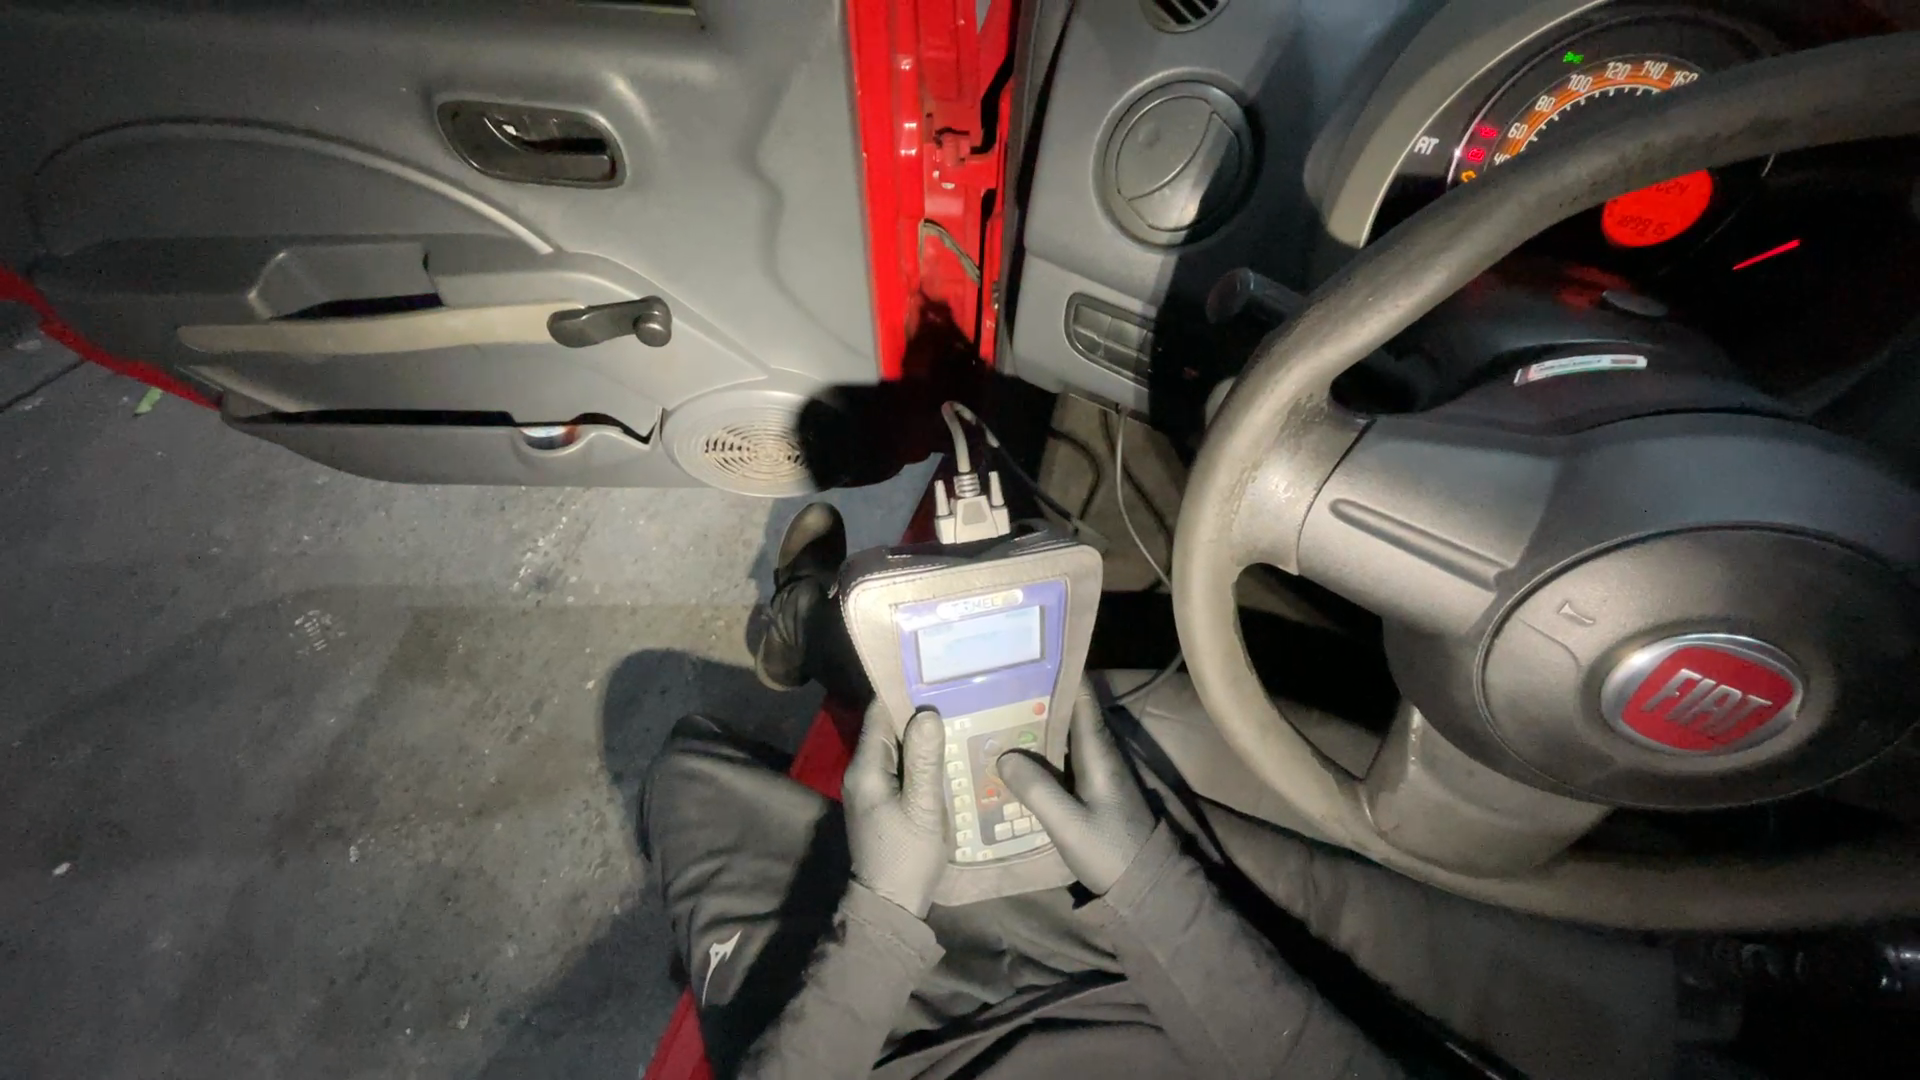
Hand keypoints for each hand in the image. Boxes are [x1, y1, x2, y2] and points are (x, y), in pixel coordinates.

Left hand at [843, 703, 947, 917]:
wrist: (891, 907)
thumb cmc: (906, 856)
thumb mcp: (922, 807)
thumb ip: (924, 759)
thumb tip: (928, 711)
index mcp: (866, 768)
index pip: (880, 713)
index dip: (904, 691)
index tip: (934, 672)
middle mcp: (862, 771)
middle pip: (888, 727)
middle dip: (918, 708)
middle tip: (955, 688)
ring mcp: (872, 786)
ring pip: (897, 745)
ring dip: (922, 732)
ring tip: (959, 710)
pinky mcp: (883, 799)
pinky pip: (902, 764)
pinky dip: (921, 753)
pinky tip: (949, 748)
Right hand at [997, 690, 1156, 894]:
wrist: (1145, 885)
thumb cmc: (1110, 850)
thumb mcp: (1068, 824)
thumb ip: (1037, 790)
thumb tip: (1003, 757)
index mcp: (1097, 749)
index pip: (1081, 696)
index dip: (1058, 673)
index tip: (1027, 657)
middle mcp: (1097, 751)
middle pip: (1065, 711)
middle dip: (1033, 697)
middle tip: (993, 687)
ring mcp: (1094, 769)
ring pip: (1059, 734)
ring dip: (1032, 724)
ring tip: (992, 715)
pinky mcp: (1089, 786)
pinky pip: (1058, 756)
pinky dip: (1037, 749)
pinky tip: (1010, 756)